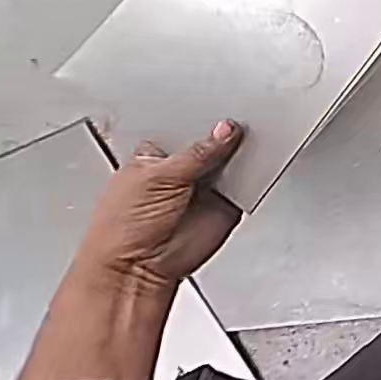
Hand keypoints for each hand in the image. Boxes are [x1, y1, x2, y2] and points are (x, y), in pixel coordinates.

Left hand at [72, 120, 244, 290]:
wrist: (138, 271)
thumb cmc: (124, 228)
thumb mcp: (159, 176)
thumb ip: (197, 152)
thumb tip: (224, 131)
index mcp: (158, 156)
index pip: (187, 127)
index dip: (204, 118)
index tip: (222, 108)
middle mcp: (183, 170)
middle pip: (215, 143)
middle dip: (227, 134)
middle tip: (239, 125)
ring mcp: (206, 188)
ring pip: (234, 162)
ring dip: (243, 154)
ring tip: (251, 142)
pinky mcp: (226, 206)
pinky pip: (247, 186)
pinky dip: (255, 176)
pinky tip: (256, 165)